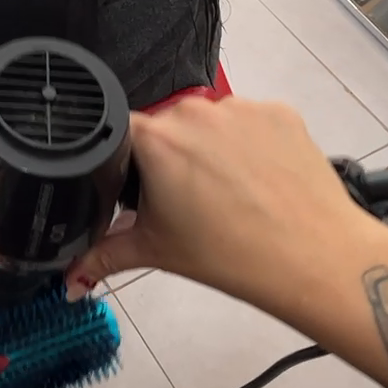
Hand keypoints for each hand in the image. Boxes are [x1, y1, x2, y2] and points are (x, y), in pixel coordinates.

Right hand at [65, 96, 387, 321]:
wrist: (317, 260)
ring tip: (228, 191)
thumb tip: (70, 279)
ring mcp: (238, 108)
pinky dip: (250, 144)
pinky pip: (249, 121)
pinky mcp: (278, 111)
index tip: (137, 185)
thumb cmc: (233, 256)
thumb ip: (103, 256)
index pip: (118, 131)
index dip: (124, 160)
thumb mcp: (156, 251)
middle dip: (169, 155)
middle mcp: (192, 112)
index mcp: (153, 138)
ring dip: (210, 147)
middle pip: (165, 125)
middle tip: (185, 197)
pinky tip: (257, 178)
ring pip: (208, 122)